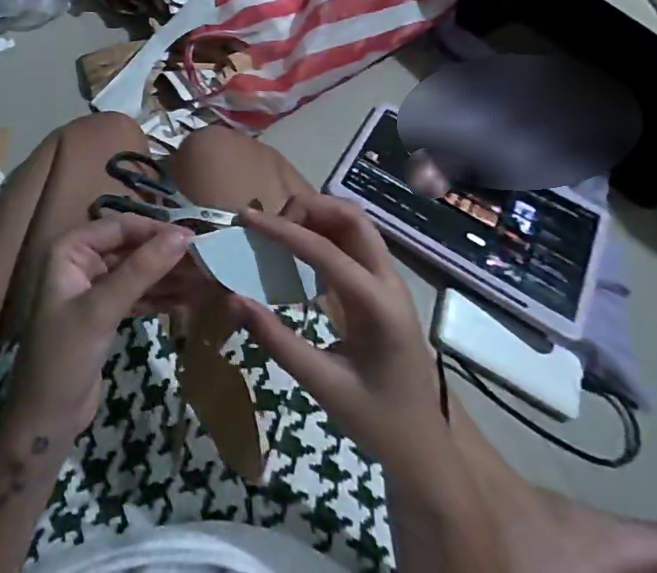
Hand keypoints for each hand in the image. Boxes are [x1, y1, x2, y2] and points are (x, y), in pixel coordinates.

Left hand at [9, 214, 193, 431]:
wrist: (46, 418)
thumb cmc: (64, 356)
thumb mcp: (102, 309)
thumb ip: (141, 270)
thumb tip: (182, 237)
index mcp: (69, 250)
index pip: (120, 227)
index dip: (157, 230)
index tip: (196, 239)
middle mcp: (80, 261)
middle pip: (131, 247)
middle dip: (167, 254)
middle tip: (209, 260)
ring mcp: (93, 288)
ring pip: (138, 271)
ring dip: (169, 275)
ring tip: (208, 278)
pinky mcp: (105, 312)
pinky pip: (138, 293)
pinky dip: (161, 295)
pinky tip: (190, 298)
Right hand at [230, 196, 446, 471]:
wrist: (423, 448)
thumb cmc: (376, 420)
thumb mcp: (322, 385)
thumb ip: (277, 340)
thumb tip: (233, 298)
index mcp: (378, 306)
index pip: (326, 250)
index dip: (283, 230)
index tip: (246, 219)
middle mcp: (389, 283)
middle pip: (352, 218)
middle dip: (308, 208)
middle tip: (268, 227)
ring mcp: (390, 283)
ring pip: (355, 225)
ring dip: (317, 216)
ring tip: (278, 234)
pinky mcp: (382, 289)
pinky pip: (354, 244)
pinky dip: (324, 233)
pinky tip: (297, 255)